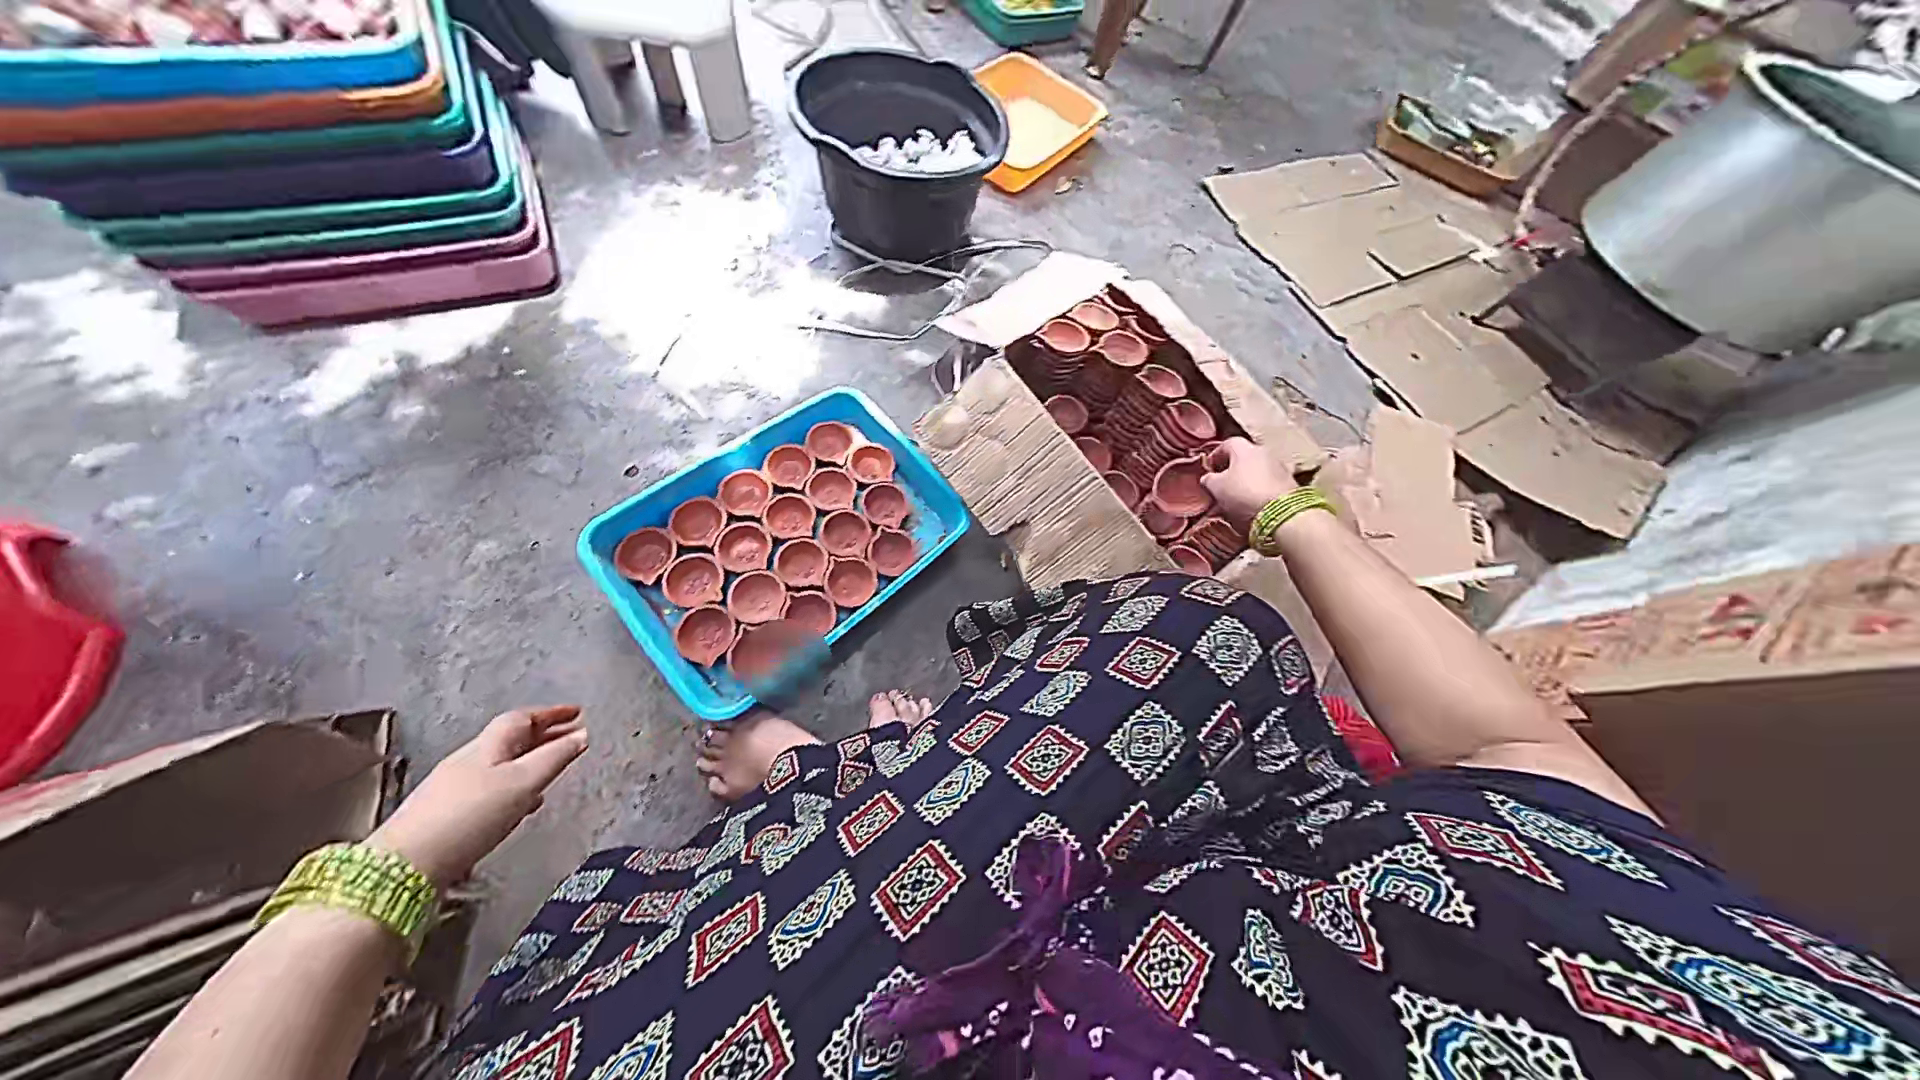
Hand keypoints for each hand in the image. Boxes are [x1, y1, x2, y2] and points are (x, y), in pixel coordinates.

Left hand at [368, 706, 588, 887]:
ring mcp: (454, 788)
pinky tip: (521, 805)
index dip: (553, 713)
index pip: (524, 718)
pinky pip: (491, 789)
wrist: (405, 868)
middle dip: (544, 735)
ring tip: (554, 768)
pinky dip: (514, 788)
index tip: (577, 713)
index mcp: (488, 746)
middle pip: (511, 739)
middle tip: (571, 736)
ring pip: (502, 765)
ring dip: (531, 762)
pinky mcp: (447, 816)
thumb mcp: (524, 782)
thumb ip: (556, 757)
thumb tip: (582, 736)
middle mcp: (469, 760)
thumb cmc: (468, 817)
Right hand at [1200, 437, 1298, 527]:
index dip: (1215, 456)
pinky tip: (1251, 505)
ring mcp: (1280, 468)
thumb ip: (1209, 479)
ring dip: (1245, 482)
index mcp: (1244, 448)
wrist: (1282, 514)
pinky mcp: (1290, 484)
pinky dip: (1258, 491)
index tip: (1208, 470)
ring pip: (1256, 471)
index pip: (1227, 444)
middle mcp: (1264, 452)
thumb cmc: (1243, 494)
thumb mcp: (1216, 487)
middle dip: (1231, 471)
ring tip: (1235, 499)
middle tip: (1220, 486)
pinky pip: (1267, 484)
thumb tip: (1208, 477)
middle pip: (1243, 458)